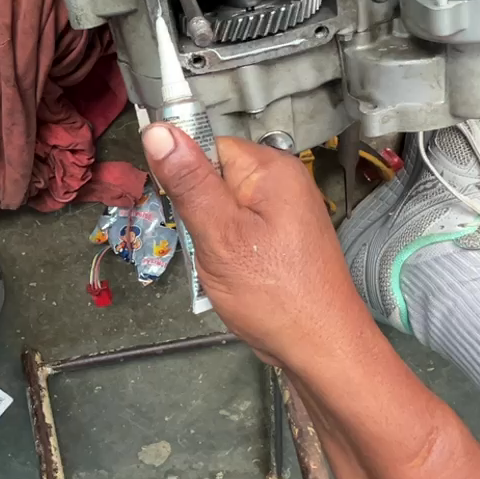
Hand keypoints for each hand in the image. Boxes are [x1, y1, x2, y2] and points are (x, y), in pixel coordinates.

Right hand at [141, 123, 382, 371]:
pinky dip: (230, 246)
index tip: (184, 215)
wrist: (322, 349)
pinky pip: (242, 226)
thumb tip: (157, 129)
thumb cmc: (270, 293)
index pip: (207, 147)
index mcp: (270, 167)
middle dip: (199, 211)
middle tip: (206, 247)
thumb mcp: (219, 234)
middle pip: (216, 176)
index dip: (186, 179)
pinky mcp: (287, 235)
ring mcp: (288, 209)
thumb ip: (188, 182)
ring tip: (223, 264)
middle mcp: (284, 179)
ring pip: (226, 206)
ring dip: (212, 233)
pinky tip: (237, 272)